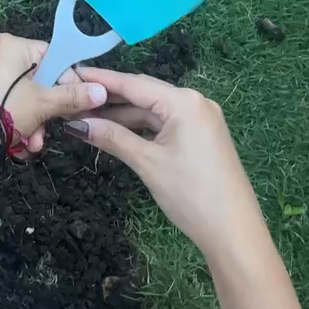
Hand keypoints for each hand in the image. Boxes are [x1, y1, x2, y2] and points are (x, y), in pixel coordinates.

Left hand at [0, 34, 106, 153]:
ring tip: (32, 145)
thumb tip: (101, 90)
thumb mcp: (43, 103)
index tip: (79, 104)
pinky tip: (18, 146)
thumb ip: (72, 97)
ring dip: (34, 124)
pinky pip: (8, 106)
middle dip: (48, 111)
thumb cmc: (4, 108)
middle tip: (52, 130)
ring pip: (24, 98)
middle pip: (39, 81)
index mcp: (13, 46)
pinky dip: (16, 125)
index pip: (53, 56)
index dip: (69, 82)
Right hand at [65, 67, 258, 251]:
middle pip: (143, 93)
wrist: (235, 235)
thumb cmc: (191, 194)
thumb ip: (112, 137)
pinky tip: (118, 131)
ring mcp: (200, 119)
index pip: (133, 84)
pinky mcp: (201, 136)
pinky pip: (164, 123)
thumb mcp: (147, 163)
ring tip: (89, 117)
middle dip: (110, 98)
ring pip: (153, 109)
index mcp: (184, 101)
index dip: (101, 79)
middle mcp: (194, 102)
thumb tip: (76, 124)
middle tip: (75, 98)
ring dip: (124, 114)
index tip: (72, 73)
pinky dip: (141, 127)